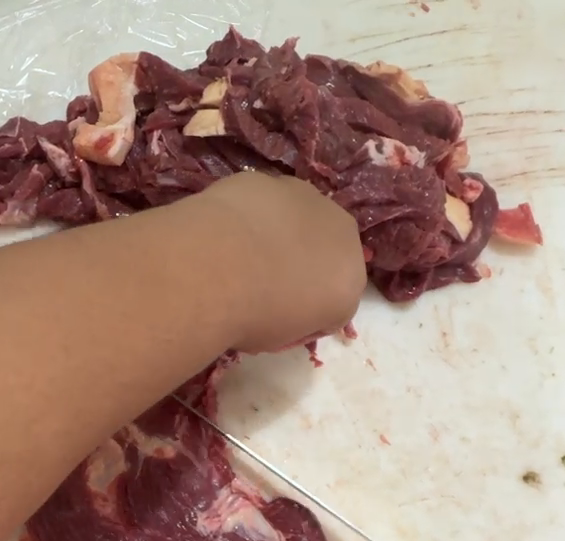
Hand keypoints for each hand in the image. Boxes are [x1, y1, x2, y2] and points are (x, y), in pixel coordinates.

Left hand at [184, 172, 365, 353]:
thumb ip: (293, 320)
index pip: (337, 304)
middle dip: (305, 264)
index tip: (282, 321)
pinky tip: (226, 232)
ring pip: (300, 221)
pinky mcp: (275, 178)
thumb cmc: (252, 316)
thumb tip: (283, 310)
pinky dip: (253, 215)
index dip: (309, 314)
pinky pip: (267, 204)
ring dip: (281, 234)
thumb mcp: (278, 338)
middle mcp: (343, 235)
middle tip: (266, 285)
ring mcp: (310, 199)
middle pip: (327, 253)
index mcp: (349, 283)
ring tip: (243, 255)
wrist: (215, 267)